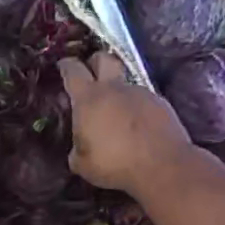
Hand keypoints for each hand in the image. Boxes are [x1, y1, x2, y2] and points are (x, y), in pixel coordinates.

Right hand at [61, 52, 193, 195]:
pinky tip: (136, 127)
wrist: (161, 165)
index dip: (66, 66)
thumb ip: (76, 146)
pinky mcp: (160, 103)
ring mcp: (141, 93)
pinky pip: (142, 99)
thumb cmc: (114, 163)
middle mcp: (115, 88)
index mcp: (89, 99)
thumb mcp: (81, 163)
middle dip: (94, 62)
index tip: (63, 67)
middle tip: (90, 75)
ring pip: (124, 83)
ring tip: (115, 114)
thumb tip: (80, 143)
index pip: (73, 70)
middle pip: (103, 58)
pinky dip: (135, 108)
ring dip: (117, 92)